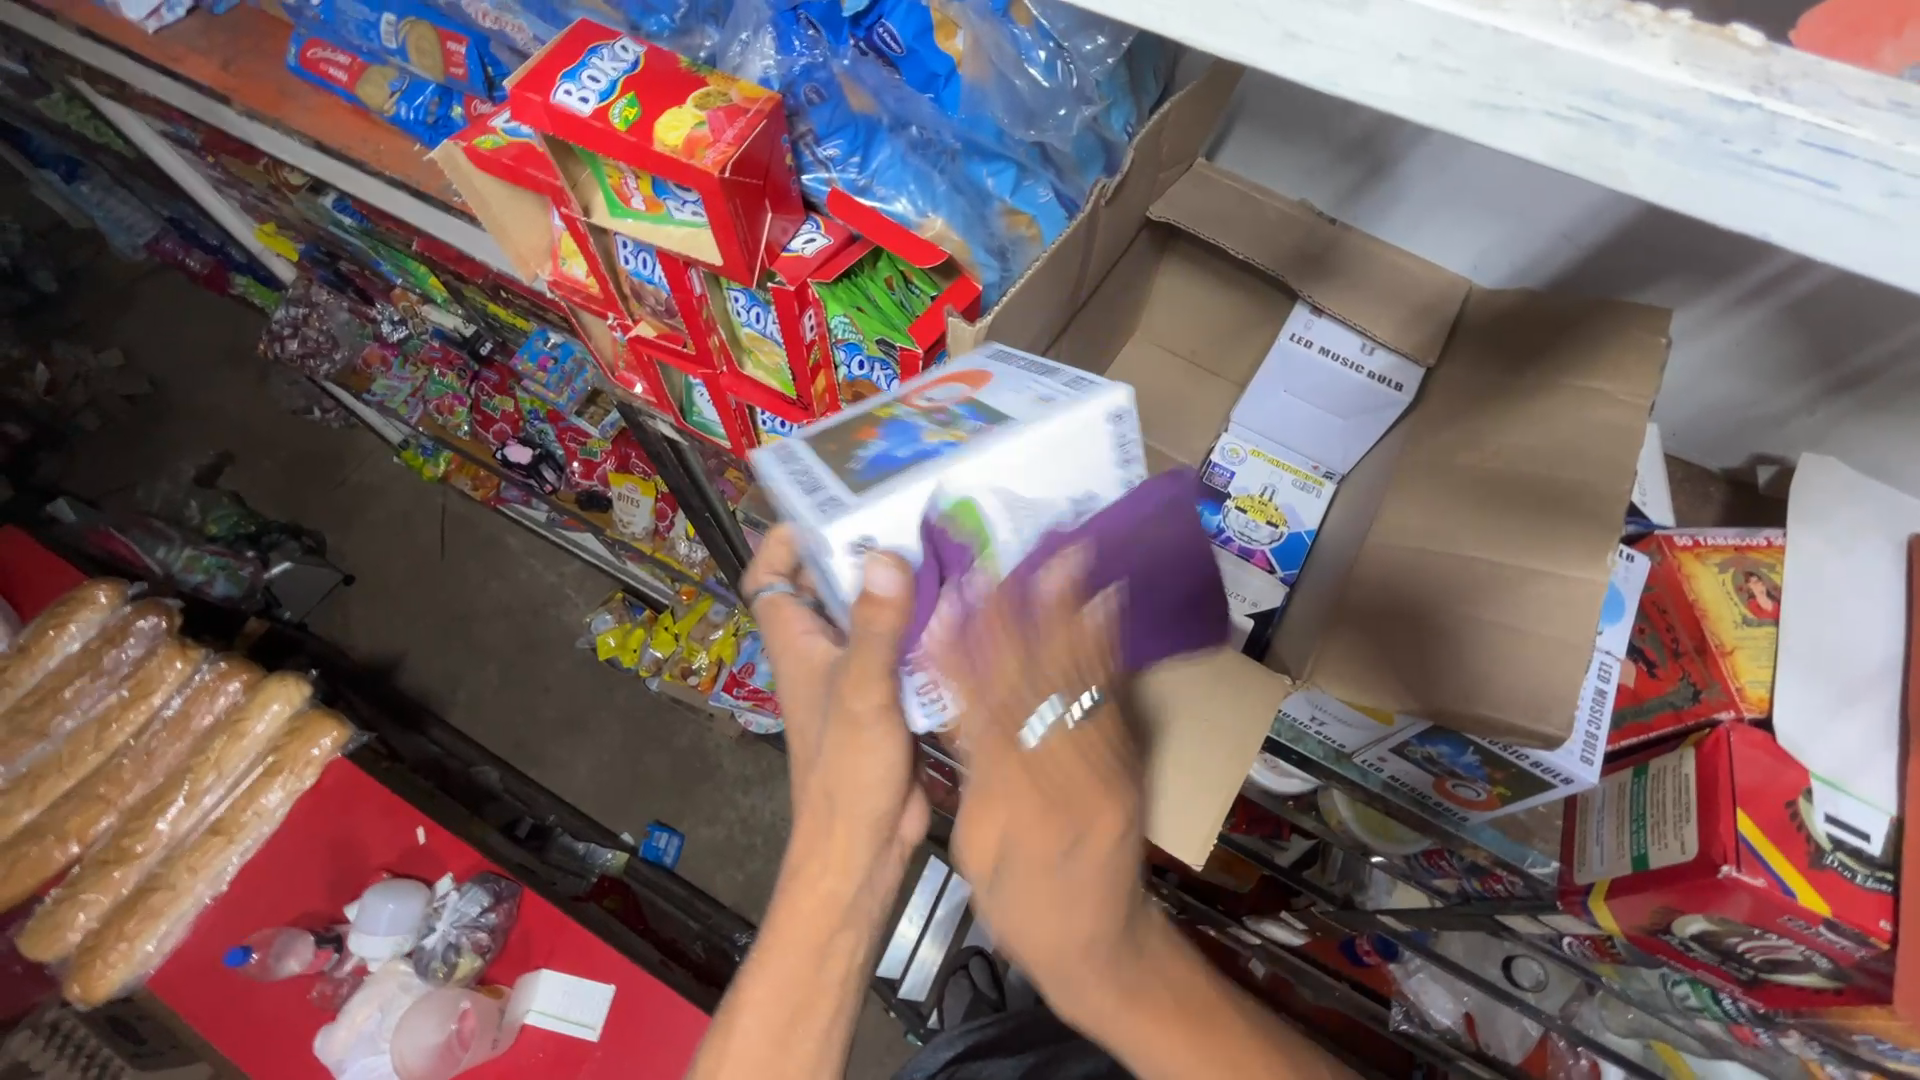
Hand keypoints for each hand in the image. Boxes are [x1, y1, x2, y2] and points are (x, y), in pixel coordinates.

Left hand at [745, 526, 928, 899]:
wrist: (867, 846)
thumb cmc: (847, 771)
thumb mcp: (862, 692)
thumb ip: (876, 627)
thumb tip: (884, 554)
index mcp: (797, 641)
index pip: (770, 576)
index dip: (786, 540)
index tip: (829, 510)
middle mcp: (823, 649)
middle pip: (830, 585)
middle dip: (861, 551)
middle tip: (909, 514)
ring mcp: (858, 671)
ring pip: (873, 613)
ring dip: (901, 586)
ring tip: (945, 546)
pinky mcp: (892, 693)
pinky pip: (905, 644)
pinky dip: (925, 623)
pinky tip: (964, 605)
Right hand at [926, 547, 1159, 1024]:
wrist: (1104, 944)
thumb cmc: (1024, 908)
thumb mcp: (978, 852)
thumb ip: (972, 774)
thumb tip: (955, 703)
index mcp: (1018, 802)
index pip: (986, 711)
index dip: (970, 650)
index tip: (956, 596)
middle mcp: (1068, 776)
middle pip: (1036, 683)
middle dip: (1022, 615)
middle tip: (1013, 557)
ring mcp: (1109, 766)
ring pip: (1080, 680)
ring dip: (1070, 615)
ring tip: (1065, 560)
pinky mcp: (1132, 762)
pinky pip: (1116, 698)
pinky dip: (1107, 648)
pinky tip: (1105, 607)